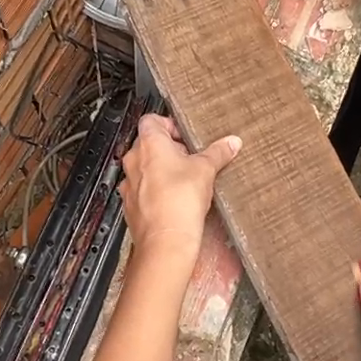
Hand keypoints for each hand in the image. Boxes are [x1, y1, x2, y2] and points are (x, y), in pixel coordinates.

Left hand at [118, 114, 239, 268]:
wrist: (165, 241)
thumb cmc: (179, 202)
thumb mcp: (206, 170)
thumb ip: (218, 153)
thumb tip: (230, 142)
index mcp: (149, 143)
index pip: (152, 119)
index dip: (170, 124)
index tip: (186, 136)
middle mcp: (133, 160)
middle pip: (148, 144)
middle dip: (170, 149)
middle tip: (191, 158)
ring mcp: (129, 183)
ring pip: (144, 168)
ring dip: (161, 170)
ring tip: (185, 180)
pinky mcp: (131, 205)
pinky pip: (142, 190)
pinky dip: (155, 191)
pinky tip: (174, 200)